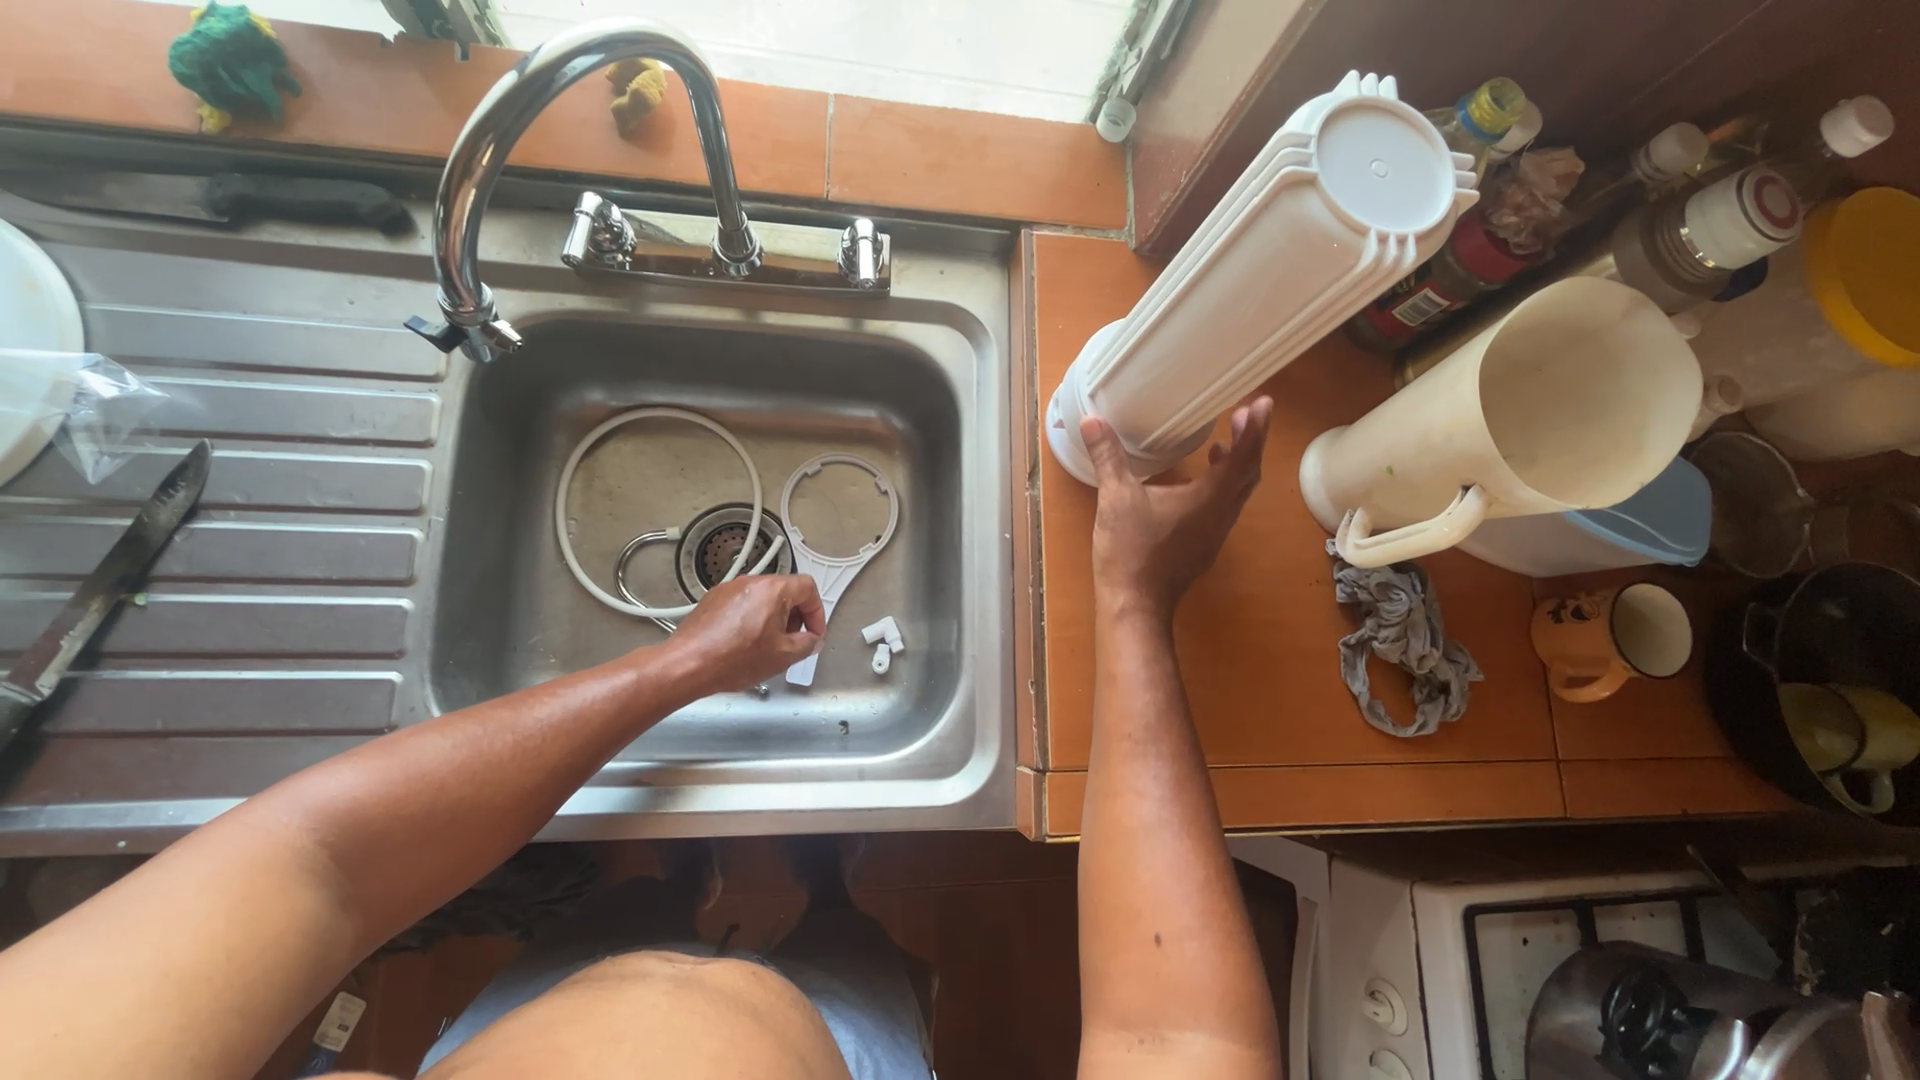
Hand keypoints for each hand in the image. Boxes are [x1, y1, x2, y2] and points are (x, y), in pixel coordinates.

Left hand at [661, 574, 824, 695]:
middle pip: (786, 591)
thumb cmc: (733, 659)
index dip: (816, 613)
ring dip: (773, 617)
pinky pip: (742, 603)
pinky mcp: (713, 599)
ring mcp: (730, 589)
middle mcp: (752, 583)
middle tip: (794, 639)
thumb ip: (807, 644)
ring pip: (763, 597)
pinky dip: (751, 618)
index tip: (813, 633)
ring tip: (768, 644)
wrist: (688, 664)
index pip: (808, 589)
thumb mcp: (783, 656)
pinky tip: (745, 643)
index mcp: (774, 590)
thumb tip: (812, 640)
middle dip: (795, 616)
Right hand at [1081, 395, 1272, 623]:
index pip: (1243, 457)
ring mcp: (1214, 533)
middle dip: (1251, 441)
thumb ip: (1108, 457)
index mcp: (1208, 499)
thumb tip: (1092, 421)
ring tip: (1226, 441)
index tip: (1262, 402)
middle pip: (1249, 473)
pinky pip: (1224, 508)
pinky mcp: (1204, 546)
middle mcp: (1221, 515)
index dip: (1256, 429)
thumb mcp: (1115, 498)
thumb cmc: (1130, 551)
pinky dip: (1222, 486)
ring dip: (1238, 465)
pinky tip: (1199, 481)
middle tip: (1247, 413)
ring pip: (1239, 493)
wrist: (1135, 604)